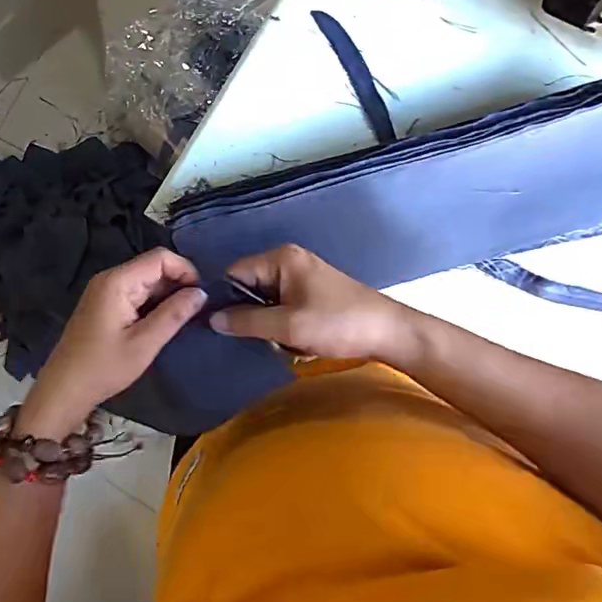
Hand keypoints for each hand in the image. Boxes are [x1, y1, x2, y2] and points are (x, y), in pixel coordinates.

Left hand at [22, 248, 206, 435]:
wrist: (64, 390)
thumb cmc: (103, 368)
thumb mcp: (144, 343)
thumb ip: (174, 314)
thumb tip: (201, 293)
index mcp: (117, 281)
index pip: (160, 257)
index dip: (186, 270)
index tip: (201, 295)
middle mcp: (110, 278)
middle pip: (154, 267)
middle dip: (179, 283)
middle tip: (197, 310)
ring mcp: (106, 290)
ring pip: (147, 280)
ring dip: (168, 295)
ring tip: (185, 317)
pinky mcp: (105, 304)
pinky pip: (137, 293)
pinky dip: (154, 303)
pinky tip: (165, 321)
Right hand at [209, 244, 416, 361]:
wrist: (389, 333)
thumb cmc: (338, 324)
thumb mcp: (288, 326)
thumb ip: (247, 321)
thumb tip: (212, 319)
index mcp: (281, 258)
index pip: (234, 273)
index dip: (224, 299)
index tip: (216, 327)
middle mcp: (289, 261)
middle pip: (249, 286)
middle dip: (249, 315)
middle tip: (251, 339)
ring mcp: (303, 276)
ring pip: (266, 301)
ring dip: (269, 324)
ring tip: (279, 342)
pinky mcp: (313, 293)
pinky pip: (284, 306)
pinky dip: (285, 325)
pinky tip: (294, 342)